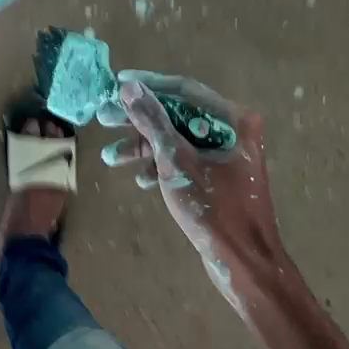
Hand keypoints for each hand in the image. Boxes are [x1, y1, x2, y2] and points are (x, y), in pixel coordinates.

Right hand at [101, 71, 282, 297]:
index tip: (116, 84)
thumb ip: (151, 121)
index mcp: (232, 119)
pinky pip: (185, 158)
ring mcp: (227, 154)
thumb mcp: (175, 161)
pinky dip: (161, 164)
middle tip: (104, 120)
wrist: (244, 264)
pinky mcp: (219, 176)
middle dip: (139, 120)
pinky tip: (140, 179)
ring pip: (177, 138)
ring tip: (111, 158)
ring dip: (144, 146)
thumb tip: (128, 86)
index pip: (183, 90)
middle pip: (177, 114)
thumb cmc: (214, 209)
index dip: (147, 86)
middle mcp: (232, 130)